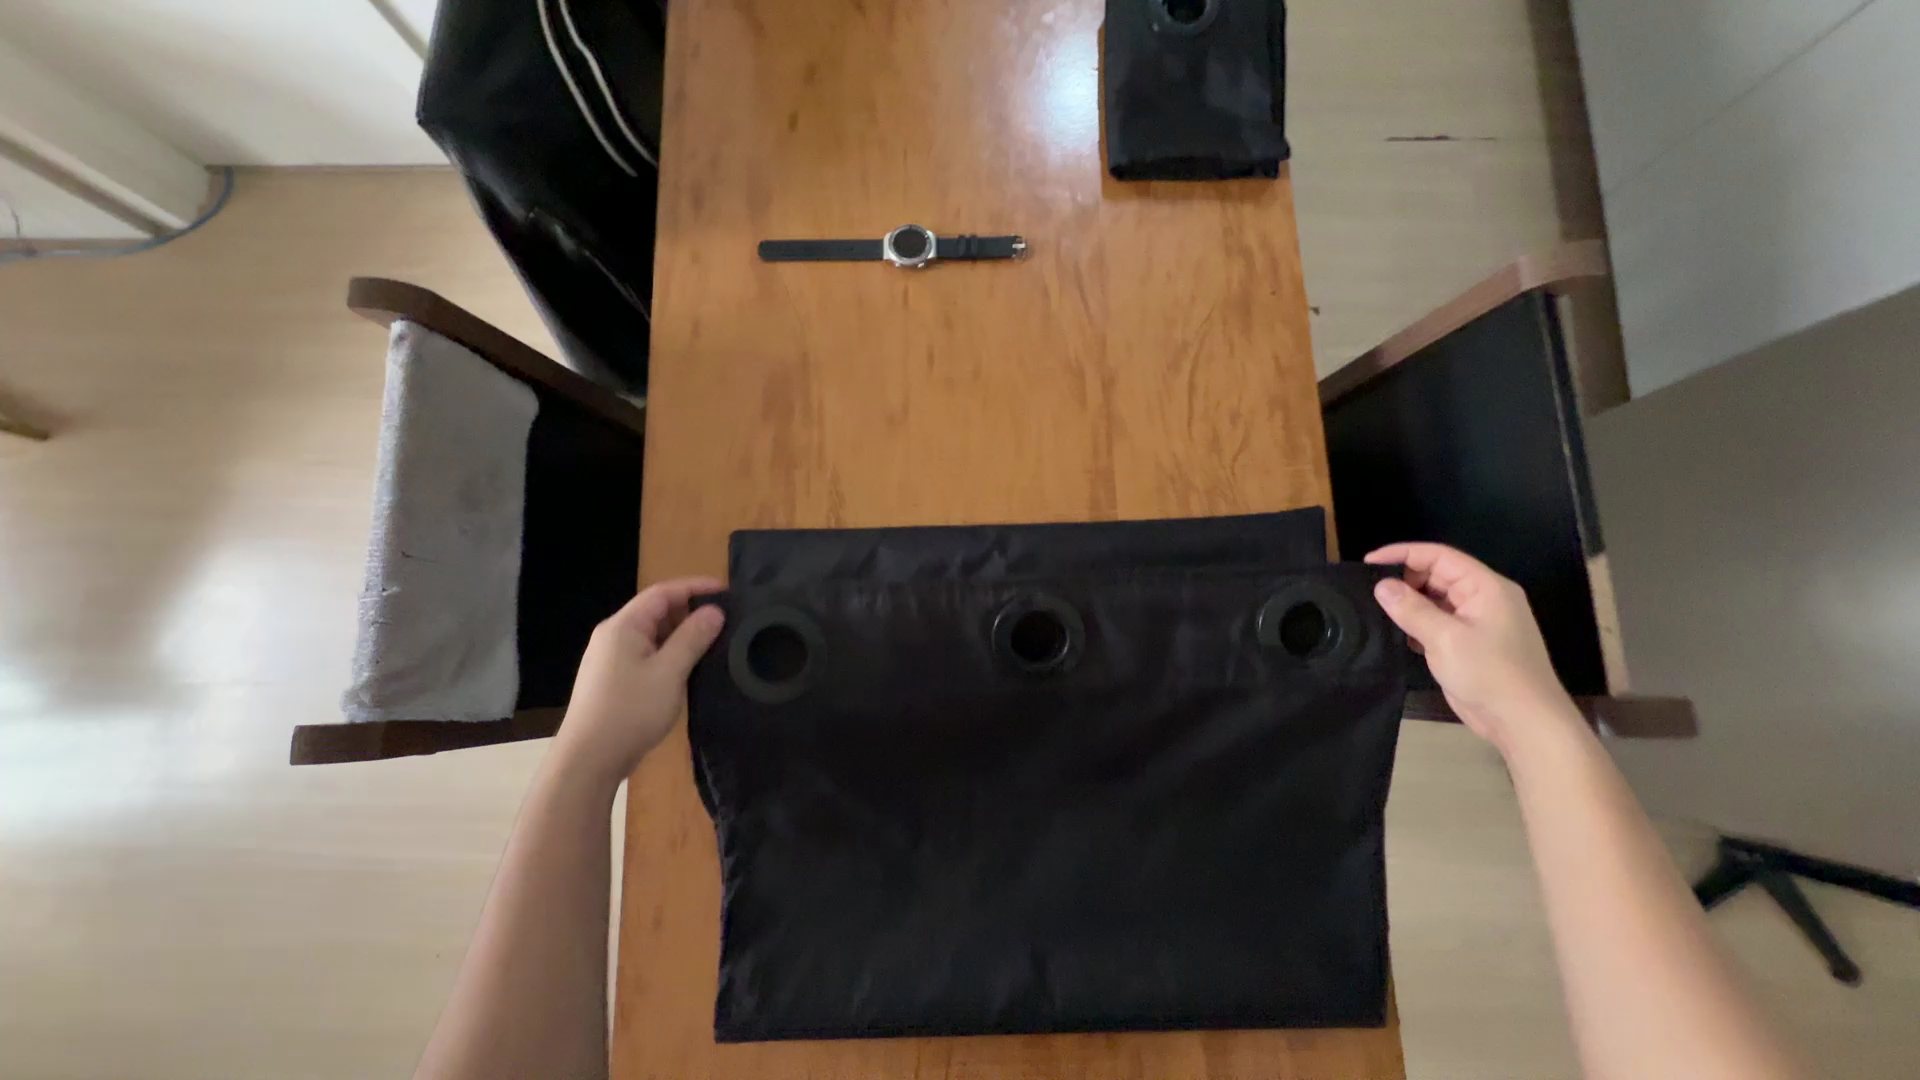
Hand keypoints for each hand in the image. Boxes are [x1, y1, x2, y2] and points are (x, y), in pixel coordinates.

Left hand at [551, 577, 725, 791]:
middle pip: (656, 611)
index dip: (696, 587)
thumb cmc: (630, 710)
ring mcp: (610, 659)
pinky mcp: (614, 680)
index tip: (727, 591)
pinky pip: (647, 654)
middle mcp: (613, 636)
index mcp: (623, 626)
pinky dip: (670, 653)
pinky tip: (689, 668)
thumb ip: (693, 638)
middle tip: (725, 621)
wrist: (589, 759)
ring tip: (714, 643)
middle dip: (691, 611)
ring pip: (653, 635)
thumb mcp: (669, 672)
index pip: (663, 592)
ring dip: (682, 635)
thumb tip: (714, 611)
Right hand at [1364, 543, 1581, 754]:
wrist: (1523, 722)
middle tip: (1370, 591)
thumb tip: (1381, 586)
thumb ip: (1411, 609)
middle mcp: (1483, 599)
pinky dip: (1416, 623)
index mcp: (1486, 588)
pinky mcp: (1468, 644)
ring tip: (1376, 609)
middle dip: (1404, 580)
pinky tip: (1396, 633)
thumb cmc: (1490, 673)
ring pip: (1435, 600)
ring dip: (1408, 603)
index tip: (1369, 562)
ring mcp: (1476, 623)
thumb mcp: (1445, 638)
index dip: (1403, 554)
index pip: (1440, 557)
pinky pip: (1437, 622)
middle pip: (1437, 575)